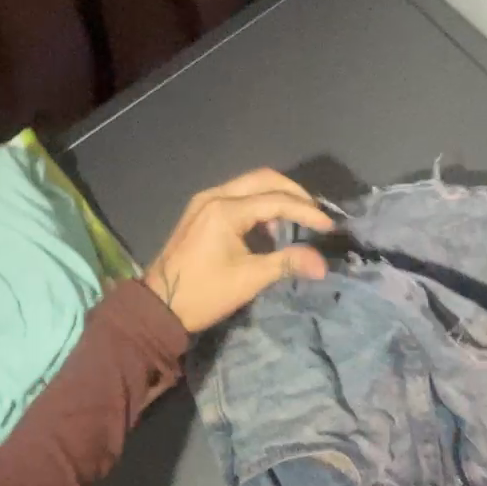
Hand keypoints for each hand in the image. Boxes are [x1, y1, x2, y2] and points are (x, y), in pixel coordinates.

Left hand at [141, 169, 334, 333]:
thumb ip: (287, 263)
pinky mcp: (200, 211)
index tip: (328, 227)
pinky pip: (236, 196)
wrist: (158, 306)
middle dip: (294, 193)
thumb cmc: (204, 293)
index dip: (306, 212)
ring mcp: (204, 201)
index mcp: (225, 210)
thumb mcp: (249, 279)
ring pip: (249, 185)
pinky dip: (258, 203)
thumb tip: (322, 264)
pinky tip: (269, 227)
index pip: (276, 201)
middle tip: (315, 213)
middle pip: (264, 179)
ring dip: (276, 196)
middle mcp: (214, 196)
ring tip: (297, 219)